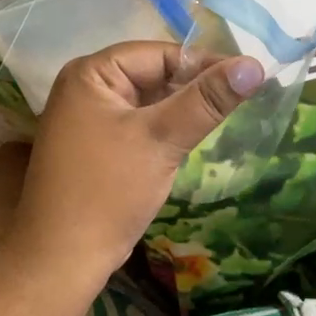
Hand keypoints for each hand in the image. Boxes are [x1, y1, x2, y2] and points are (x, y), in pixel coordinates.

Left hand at [10, 41, 263, 286]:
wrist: (60, 261)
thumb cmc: (108, 192)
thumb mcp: (162, 139)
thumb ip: (207, 100)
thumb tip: (256, 66)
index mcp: (90, 73)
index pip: (160, 54)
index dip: (205, 65)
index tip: (250, 79)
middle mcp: (84, 87)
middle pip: (153, 75)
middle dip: (194, 88)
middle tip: (243, 100)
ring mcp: (86, 118)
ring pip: (148, 101)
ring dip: (182, 110)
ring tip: (224, 118)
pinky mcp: (94, 145)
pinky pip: (137, 124)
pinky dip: (164, 129)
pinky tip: (190, 141)